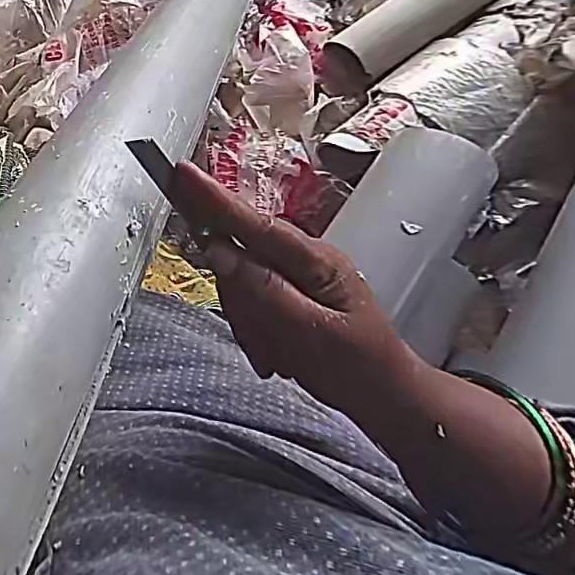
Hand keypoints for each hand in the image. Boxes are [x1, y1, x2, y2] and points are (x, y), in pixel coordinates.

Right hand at [168, 161, 414, 410]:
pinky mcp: (280, 289)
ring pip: (235, 280)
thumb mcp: (315, 335)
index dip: (213, 198)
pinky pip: (243, 299)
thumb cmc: (363, 368)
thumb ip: (263, 290)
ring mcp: (289, 272)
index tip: (183, 173)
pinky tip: (274, 351)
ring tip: (277, 352)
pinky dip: (251, 327)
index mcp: (315, 259)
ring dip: (247, 319)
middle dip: (239, 296)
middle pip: (237, 254)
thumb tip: (217, 250)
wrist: (391, 400)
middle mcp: (300, 257)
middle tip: (262, 336)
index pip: (254, 223)